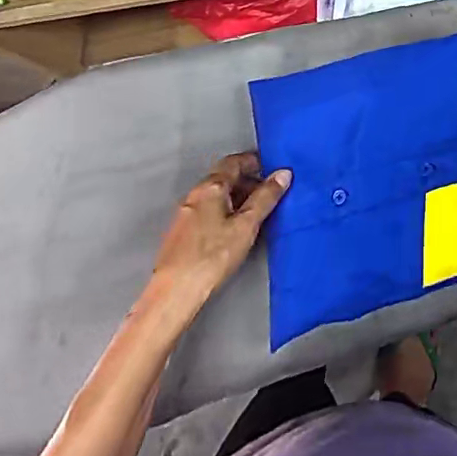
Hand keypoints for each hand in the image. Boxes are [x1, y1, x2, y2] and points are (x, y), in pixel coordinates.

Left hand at [148, 153, 288, 309]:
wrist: (174, 294)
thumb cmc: (213, 255)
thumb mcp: (248, 224)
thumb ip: (266, 197)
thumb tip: (283, 174)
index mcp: (209, 188)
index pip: (233, 162)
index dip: (254, 161)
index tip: (272, 167)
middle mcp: (193, 197)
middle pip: (223, 178)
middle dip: (248, 181)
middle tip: (270, 192)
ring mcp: (184, 216)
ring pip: (215, 196)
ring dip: (237, 197)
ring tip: (257, 213)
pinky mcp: (180, 235)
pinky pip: (207, 212)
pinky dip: (225, 211)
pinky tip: (235, 229)